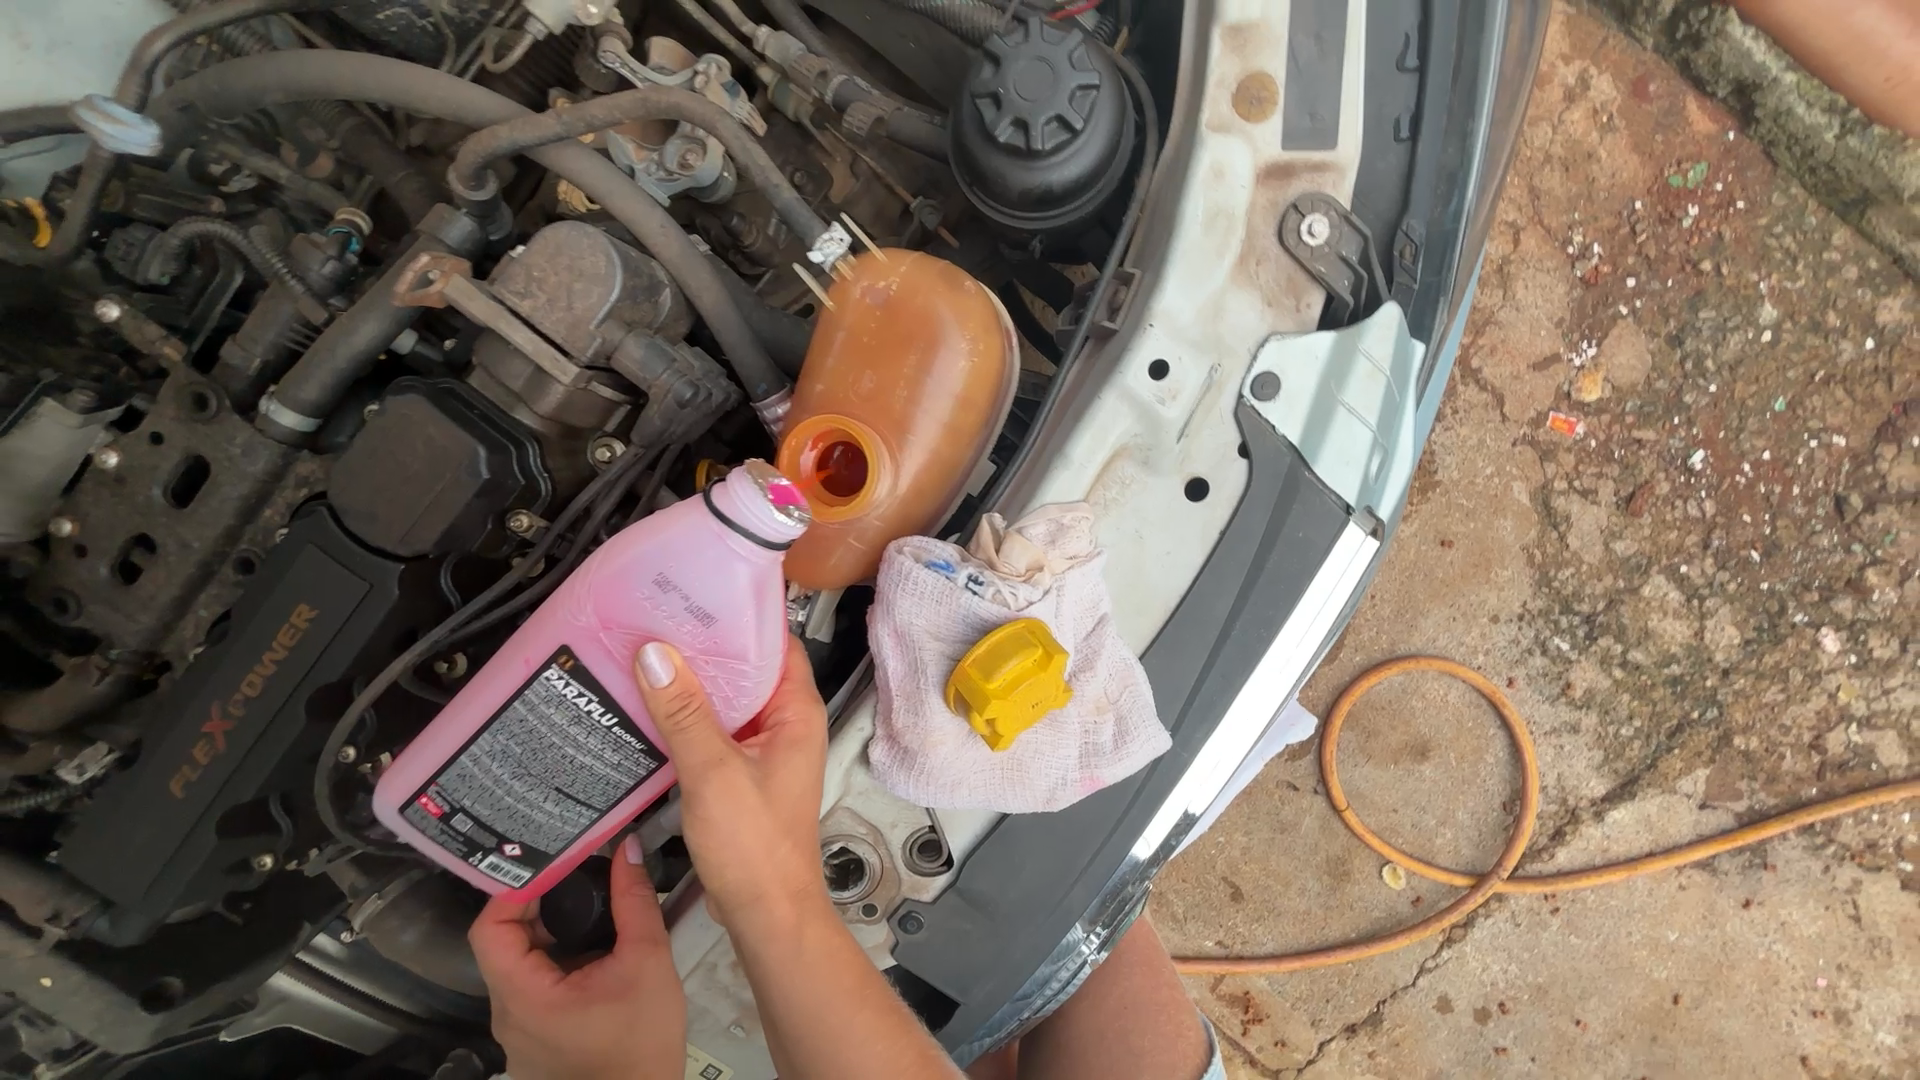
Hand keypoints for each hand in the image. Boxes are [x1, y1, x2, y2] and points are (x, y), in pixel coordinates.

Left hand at [468, 843, 686, 1079]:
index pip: (491, 927)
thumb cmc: (641, 1038)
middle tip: (580, 865)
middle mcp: (507, 1012)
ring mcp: (519, 1027)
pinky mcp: (536, 1033)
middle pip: (505, 940)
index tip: (557, 857)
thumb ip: (634, 900)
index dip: (516, 887)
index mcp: (523, 995)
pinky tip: (594, 937)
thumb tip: (628, 846)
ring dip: (552, 925)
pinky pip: (536, 980)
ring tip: (590, 892)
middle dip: (541, 899)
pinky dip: (558, 952)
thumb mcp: (647, 960)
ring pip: (522, 960)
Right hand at [636, 635, 830, 931]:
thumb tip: (658, 654)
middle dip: (712, 647)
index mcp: (797, 712)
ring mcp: (768, 746)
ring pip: (732, 699)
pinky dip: (693, 716)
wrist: (764, 909)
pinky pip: (720, 728)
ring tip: (652, 654)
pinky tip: (656, 707)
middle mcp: (788, 722)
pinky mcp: (747, 769)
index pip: (778, 643)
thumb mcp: (714, 771)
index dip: (744, 617)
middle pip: (751, 668)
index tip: (704, 596)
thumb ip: (685, 713)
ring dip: (698, 683)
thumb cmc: (755, 845)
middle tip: (665, 620)